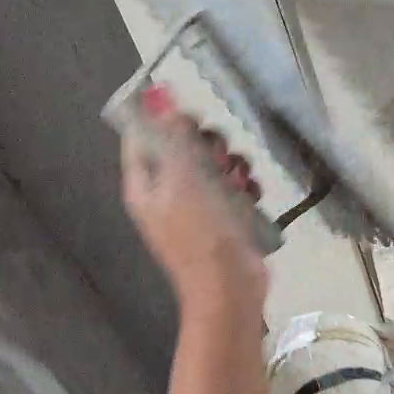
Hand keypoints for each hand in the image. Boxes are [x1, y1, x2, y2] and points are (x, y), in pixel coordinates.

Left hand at [121, 87, 267, 315]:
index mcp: (144, 185)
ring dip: (232, 165)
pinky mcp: (225, 219)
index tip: (187, 110)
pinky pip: (235, 188)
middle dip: (207, 144)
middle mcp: (167, 193)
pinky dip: (245, 188)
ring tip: (240, 180)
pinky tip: (252, 195)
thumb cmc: (198, 235)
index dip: (161, 117)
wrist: (229, 290)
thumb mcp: (181, 180)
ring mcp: (197, 207)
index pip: (141, 136)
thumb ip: (173, 139)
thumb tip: (164, 103)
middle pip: (184, 147)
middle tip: (219, 153)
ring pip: (214, 165)